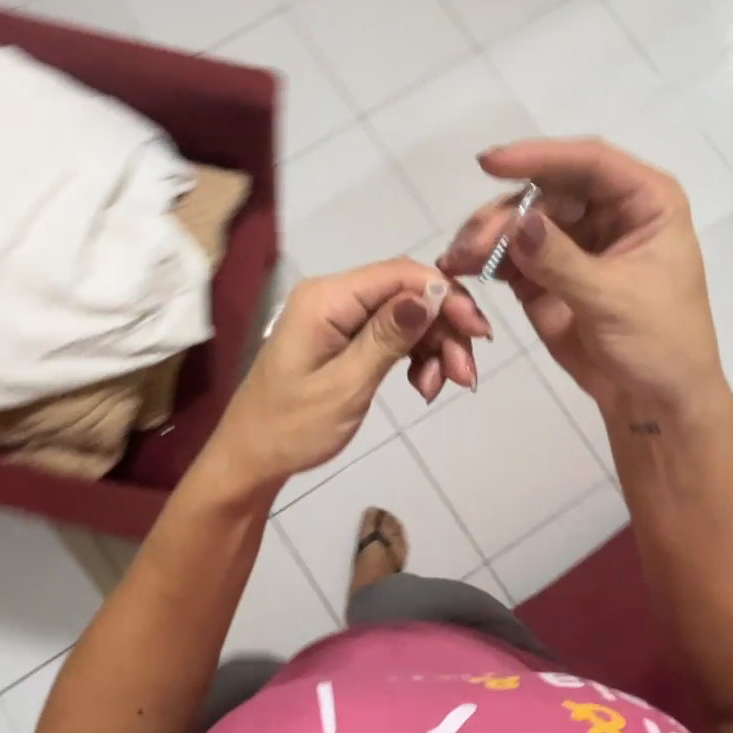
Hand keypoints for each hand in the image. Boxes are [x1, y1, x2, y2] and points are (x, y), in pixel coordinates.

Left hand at [210, 259, 490, 484]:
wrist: (252, 457)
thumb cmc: (292, 427)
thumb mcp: (345, 385)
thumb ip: (388, 337)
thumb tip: (430, 293)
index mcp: (326, 298)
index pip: (400, 274)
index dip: (446, 295)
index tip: (479, 333)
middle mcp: (332, 296)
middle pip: (407, 294)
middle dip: (444, 330)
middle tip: (466, 376)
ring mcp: (336, 317)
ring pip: (405, 316)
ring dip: (433, 348)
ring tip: (439, 390)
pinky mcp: (341, 337)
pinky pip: (390, 335)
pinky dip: (413, 358)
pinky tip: (422, 387)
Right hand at [439, 138, 725, 412]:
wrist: (652, 400)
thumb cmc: (659, 343)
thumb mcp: (613, 299)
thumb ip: (562, 261)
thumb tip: (517, 223)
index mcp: (644, 202)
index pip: (590, 162)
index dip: (540, 157)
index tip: (490, 163)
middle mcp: (607, 212)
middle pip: (545, 191)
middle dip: (503, 214)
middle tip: (468, 245)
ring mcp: (573, 242)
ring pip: (521, 220)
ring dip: (486, 237)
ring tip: (457, 261)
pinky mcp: (546, 274)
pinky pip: (509, 254)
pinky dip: (484, 260)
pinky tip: (460, 269)